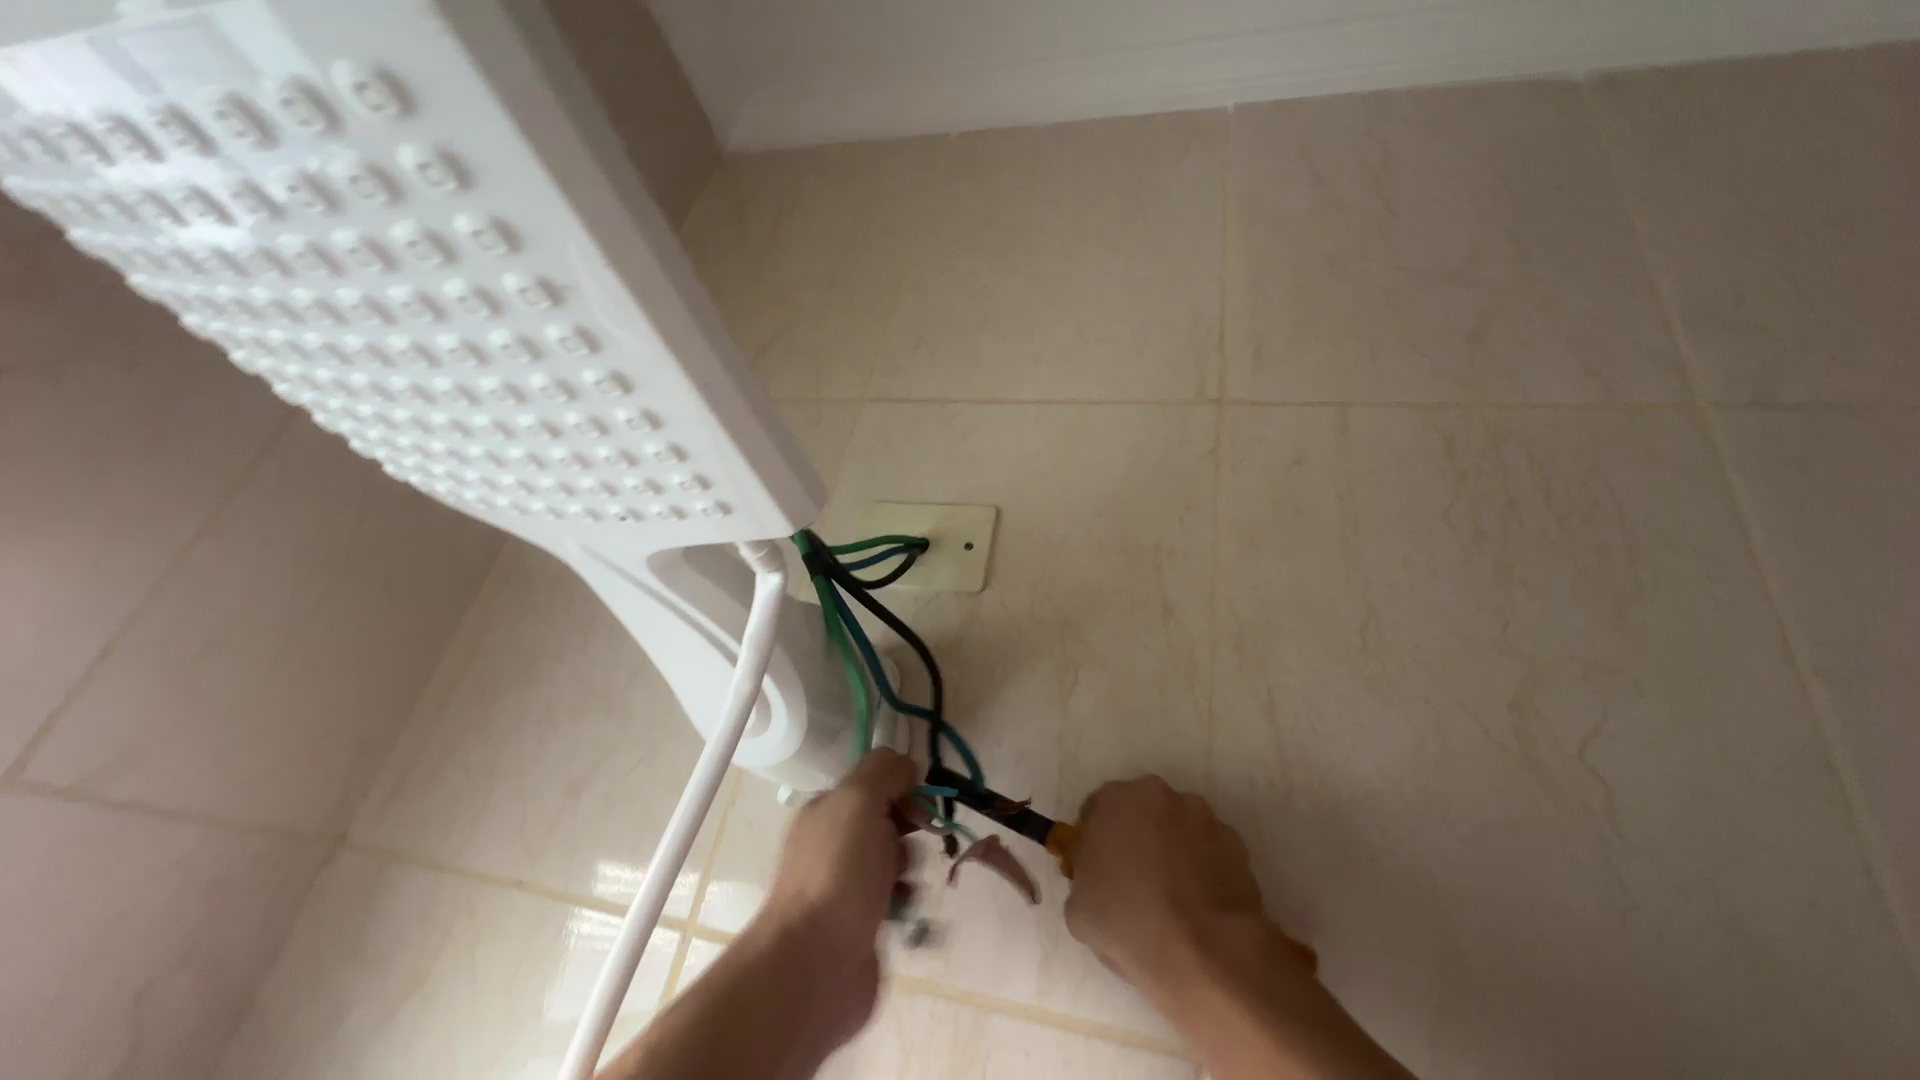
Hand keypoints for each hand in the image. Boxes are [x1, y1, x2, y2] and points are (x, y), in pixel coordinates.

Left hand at [744, 748, 916, 1043]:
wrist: (815, 963)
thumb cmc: (838, 873)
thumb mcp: (858, 801)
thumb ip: (883, 771)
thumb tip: (907, 764)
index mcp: (826, 811)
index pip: (871, 784)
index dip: (901, 788)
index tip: (920, 807)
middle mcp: (832, 845)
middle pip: (887, 821)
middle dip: (911, 829)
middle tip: (915, 846)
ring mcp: (845, 887)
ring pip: (895, 861)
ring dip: (911, 867)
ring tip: (907, 885)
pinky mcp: (862, 924)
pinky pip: (896, 900)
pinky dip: (907, 901)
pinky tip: (906, 910)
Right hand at [1065, 776, 1302, 994]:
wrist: (1204, 950)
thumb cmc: (1127, 922)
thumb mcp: (1078, 907)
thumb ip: (1085, 879)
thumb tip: (1098, 882)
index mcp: (1115, 801)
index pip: (1096, 811)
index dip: (1096, 841)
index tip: (1098, 870)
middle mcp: (1160, 796)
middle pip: (1141, 813)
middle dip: (1137, 838)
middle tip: (1134, 882)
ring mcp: (1203, 817)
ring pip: (1178, 829)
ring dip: (1172, 850)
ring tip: (1173, 898)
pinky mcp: (1236, 844)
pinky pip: (1209, 851)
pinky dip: (1203, 868)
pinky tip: (1199, 904)